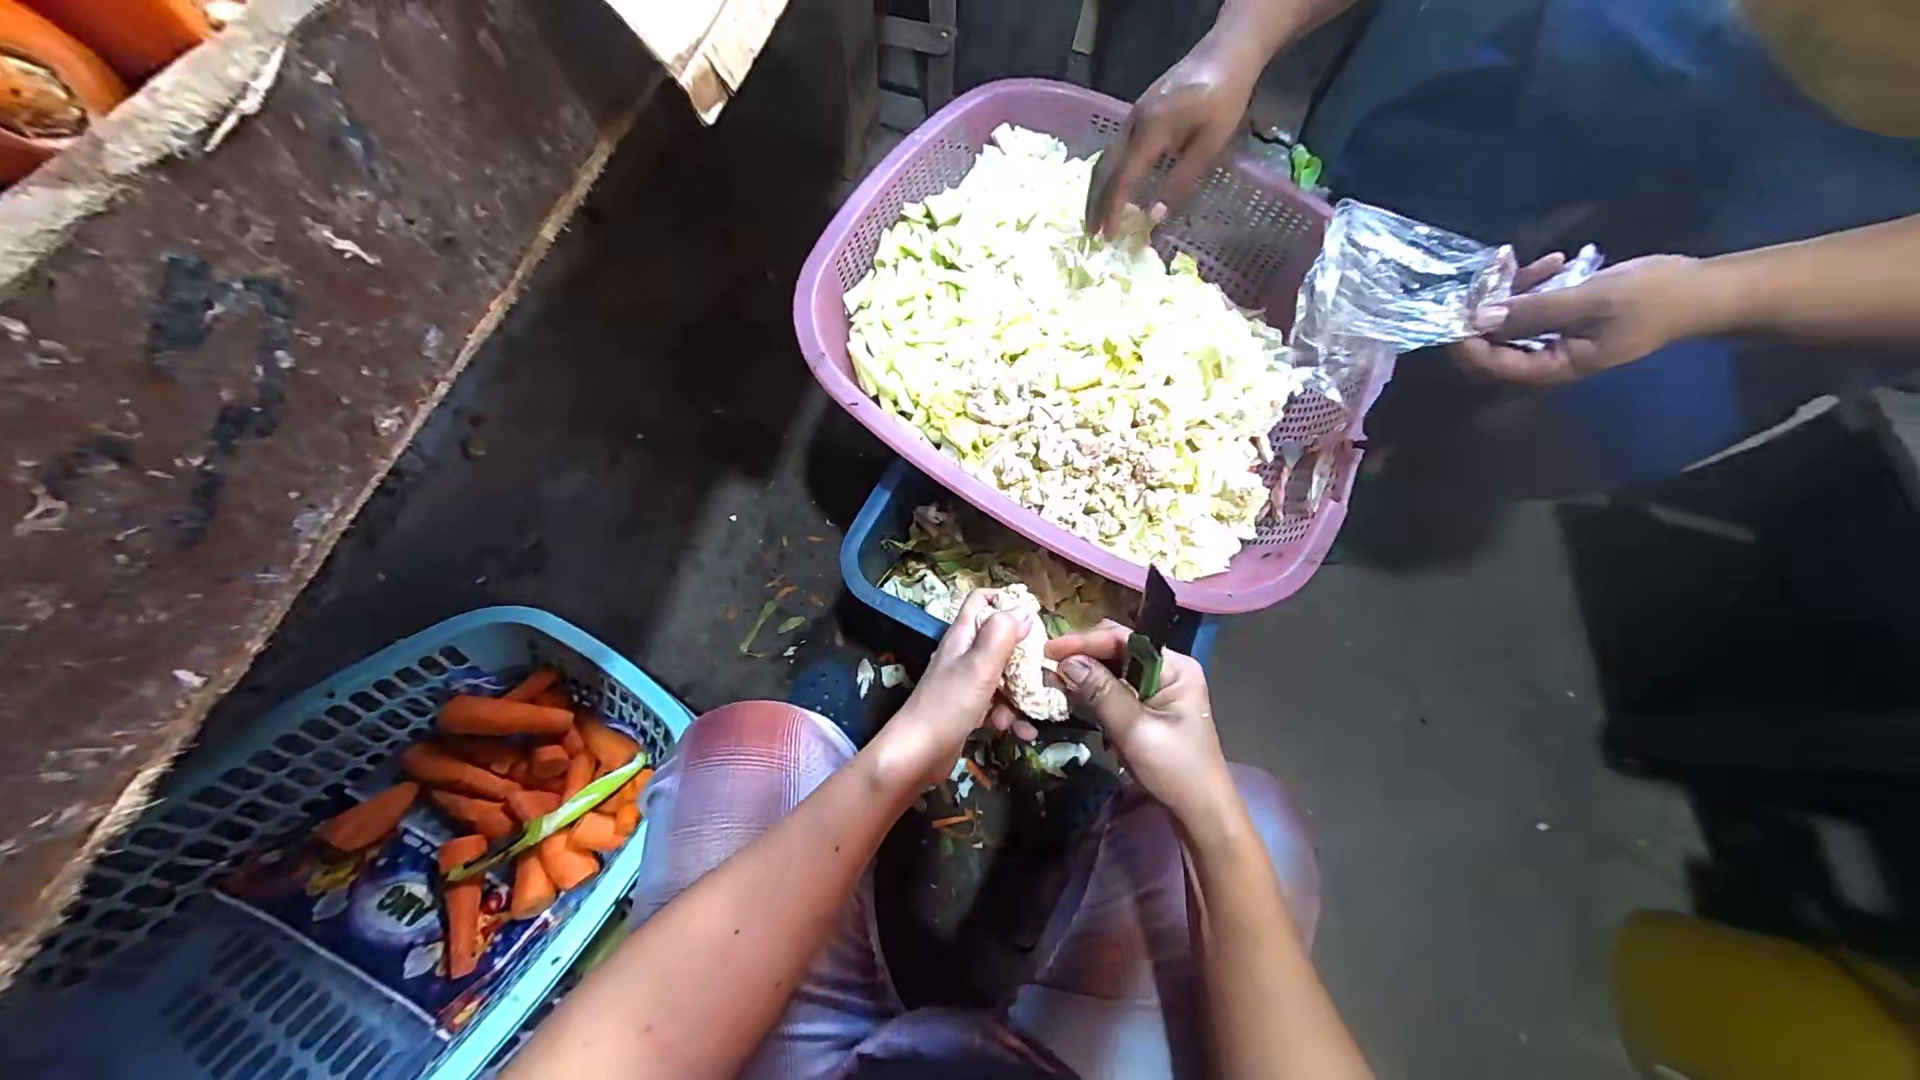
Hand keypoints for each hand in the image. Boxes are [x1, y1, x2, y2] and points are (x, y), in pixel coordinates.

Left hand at [880, 589, 1031, 788]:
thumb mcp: (979, 664)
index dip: (1006, 600)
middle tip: (1044, 667)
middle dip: (1024, 654)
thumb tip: (1024, 610)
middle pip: (998, 640)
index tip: (1034, 616)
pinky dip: (1010, 715)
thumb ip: (1001, 634)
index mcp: (962, 635)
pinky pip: (997, 704)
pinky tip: (1022, 731)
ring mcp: (965, 682)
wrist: (917, 755)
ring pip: (1002, 675)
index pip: (981, 600)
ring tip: (1033, 709)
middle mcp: (963, 654)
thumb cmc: (948, 704)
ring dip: (1020, 692)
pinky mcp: (969, 709)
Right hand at [1045, 622, 1237, 826]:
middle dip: (1082, 653)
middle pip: (1117, 649)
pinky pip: (1114, 686)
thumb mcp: (1135, 729)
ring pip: (1112, 667)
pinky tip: (1071, 690)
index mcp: (1175, 666)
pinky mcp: (1146, 704)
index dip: (1084, 641)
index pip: (1123, 640)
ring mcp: (1157, 686)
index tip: (1050, 649)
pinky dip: (1092, 687)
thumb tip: (1066, 661)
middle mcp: (1167, 668)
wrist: (1200, 812)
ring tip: (1053, 674)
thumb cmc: (1175, 769)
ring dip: (1084, 670)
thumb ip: (1101, 692)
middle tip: (1047, 661)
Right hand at [1086, 34, 1264, 236]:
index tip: (1108, 235)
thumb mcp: (1210, 144)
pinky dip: (1108, 174)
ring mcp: (1132, 116)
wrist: (1228, 51)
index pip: (1123, 178)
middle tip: (1092, 232)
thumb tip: (1154, 217)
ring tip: (1097, 216)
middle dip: (1096, 203)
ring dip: (1098, 190)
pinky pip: (1114, 149)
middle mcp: (1134, 123)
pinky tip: (1110, 189)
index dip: (1113, 209)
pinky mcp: (1137, 113)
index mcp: (1152, 130)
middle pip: (1105, 169)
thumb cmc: (1226, 98)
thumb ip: (1180, 180)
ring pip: (1106, 159)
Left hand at [1452, 254, 1719, 386]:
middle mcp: (1538, 361)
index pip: (1487, 364)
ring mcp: (1546, 341)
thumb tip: (1481, 318)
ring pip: (1506, 321)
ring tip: (1538, 261)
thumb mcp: (1591, 302)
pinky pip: (1528, 307)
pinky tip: (1555, 259)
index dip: (1465, 339)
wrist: (1703, 290)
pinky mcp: (1556, 322)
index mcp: (1546, 369)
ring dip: (1512, 290)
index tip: (1459, 307)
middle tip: (1493, 273)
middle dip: (1486, 308)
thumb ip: (1534, 312)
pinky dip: (1532, 285)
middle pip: (1489, 342)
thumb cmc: (1654, 300)